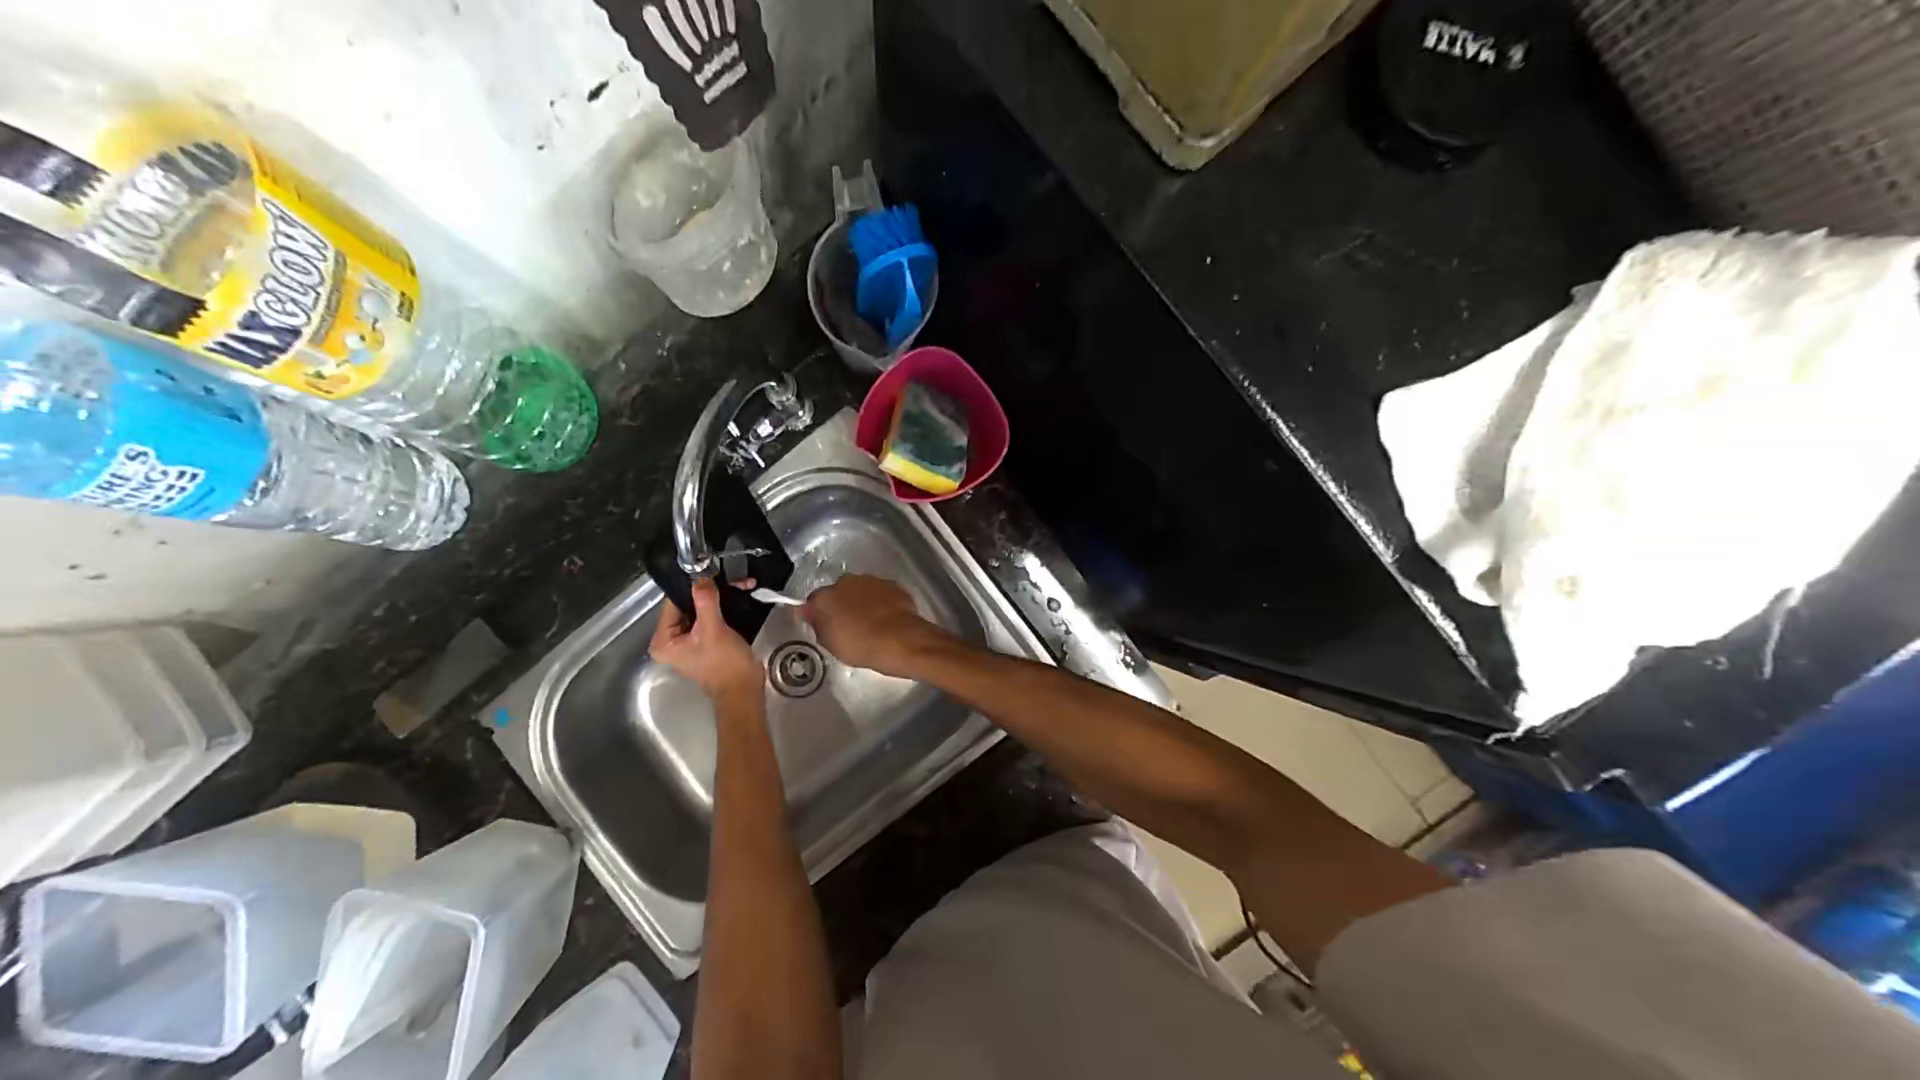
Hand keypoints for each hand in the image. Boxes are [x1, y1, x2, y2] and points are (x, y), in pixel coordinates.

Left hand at [651, 578, 762, 702]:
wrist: (745, 689)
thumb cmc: (725, 664)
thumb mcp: (714, 630)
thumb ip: (705, 601)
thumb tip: (700, 576)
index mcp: (663, 641)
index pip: (672, 603)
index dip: (691, 588)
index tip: (710, 574)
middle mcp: (671, 640)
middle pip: (686, 605)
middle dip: (709, 592)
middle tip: (728, 578)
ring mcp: (689, 641)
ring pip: (700, 609)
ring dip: (719, 598)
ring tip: (739, 584)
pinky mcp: (705, 640)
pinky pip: (709, 617)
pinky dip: (723, 607)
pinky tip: (739, 594)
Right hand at [802, 574, 951, 676]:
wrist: (900, 640)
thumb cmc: (860, 645)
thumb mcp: (830, 643)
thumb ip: (817, 624)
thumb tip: (806, 612)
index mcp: (825, 596)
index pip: (814, 601)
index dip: (819, 614)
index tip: (826, 627)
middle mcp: (846, 582)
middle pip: (839, 592)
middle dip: (842, 605)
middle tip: (849, 627)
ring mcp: (872, 581)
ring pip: (861, 590)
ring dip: (863, 602)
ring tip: (870, 624)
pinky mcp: (893, 585)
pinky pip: (881, 593)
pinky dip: (882, 602)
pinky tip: (887, 619)